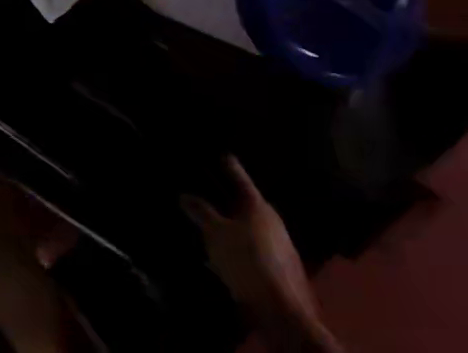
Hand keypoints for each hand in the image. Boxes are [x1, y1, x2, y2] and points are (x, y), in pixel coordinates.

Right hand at [182, 157, 338, 350]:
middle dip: (231, 203)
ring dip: (235, 229)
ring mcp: (281, 248)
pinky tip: (228, 259)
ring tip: (215, 231)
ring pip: (252, 230)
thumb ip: (200, 212)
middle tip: (213, 197)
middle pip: (249, 206)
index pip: (241, 180)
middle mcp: (274, 223)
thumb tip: (184, 195)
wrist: (283, 312)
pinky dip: (241, 249)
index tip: (224, 156)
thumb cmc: (247, 261)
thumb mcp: (215, 234)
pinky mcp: (283, 270)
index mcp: (259, 207)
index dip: (231, 168)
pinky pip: (256, 251)